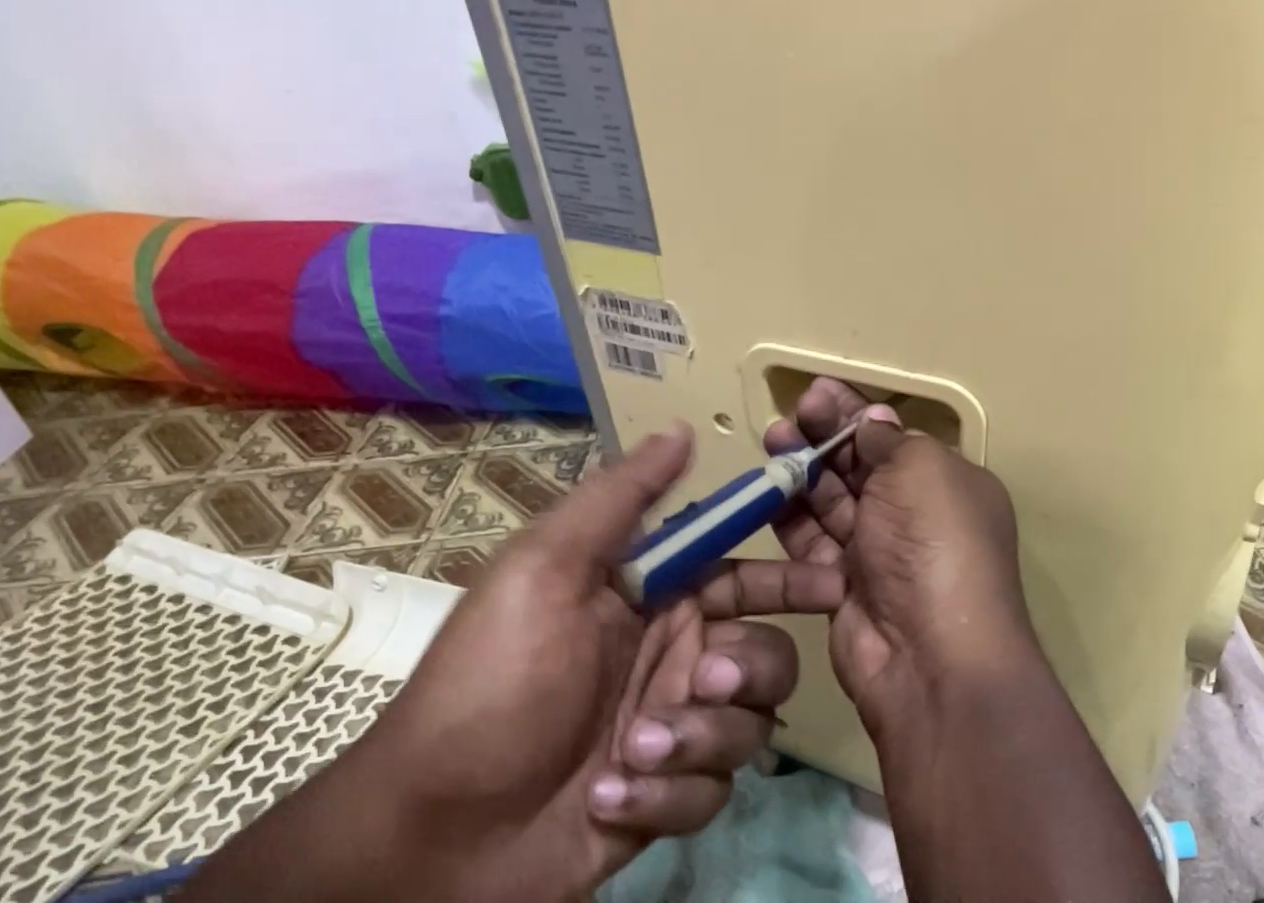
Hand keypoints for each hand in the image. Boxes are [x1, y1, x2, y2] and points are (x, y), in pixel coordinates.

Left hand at [185, 425, 844, 902]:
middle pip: (766, 648)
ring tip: (634, 750)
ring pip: (751, 721)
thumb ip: (619, 500)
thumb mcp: (543, 571)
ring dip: (699, 736)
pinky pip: (713, 789)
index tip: (831, 575)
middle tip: (710, 676)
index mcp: (651, 599)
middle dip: (750, 664)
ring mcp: (675, 729)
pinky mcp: (670, 795)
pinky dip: (667, 793)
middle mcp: (673, 657)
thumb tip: (682, 429)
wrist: (433, 835)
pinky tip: (609, 799)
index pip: (742, 567)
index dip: (789, 568)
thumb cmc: (491, 684)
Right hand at [763, 379, 1038, 733]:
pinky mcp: (840, 585)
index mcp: (947, 484)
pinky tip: (766, 487)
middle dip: (826, 434)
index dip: (858, 412)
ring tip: (772, 437)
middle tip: (793, 411)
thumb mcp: (924, 469)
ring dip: (802, 468)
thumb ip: (891, 440)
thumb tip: (872, 422)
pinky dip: (789, 513)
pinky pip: (811, 539)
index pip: (896, 437)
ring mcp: (878, 553)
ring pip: (831, 499)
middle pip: (861, 465)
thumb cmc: (935, 542)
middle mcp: (915, 516)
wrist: (930, 653)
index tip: (821, 391)